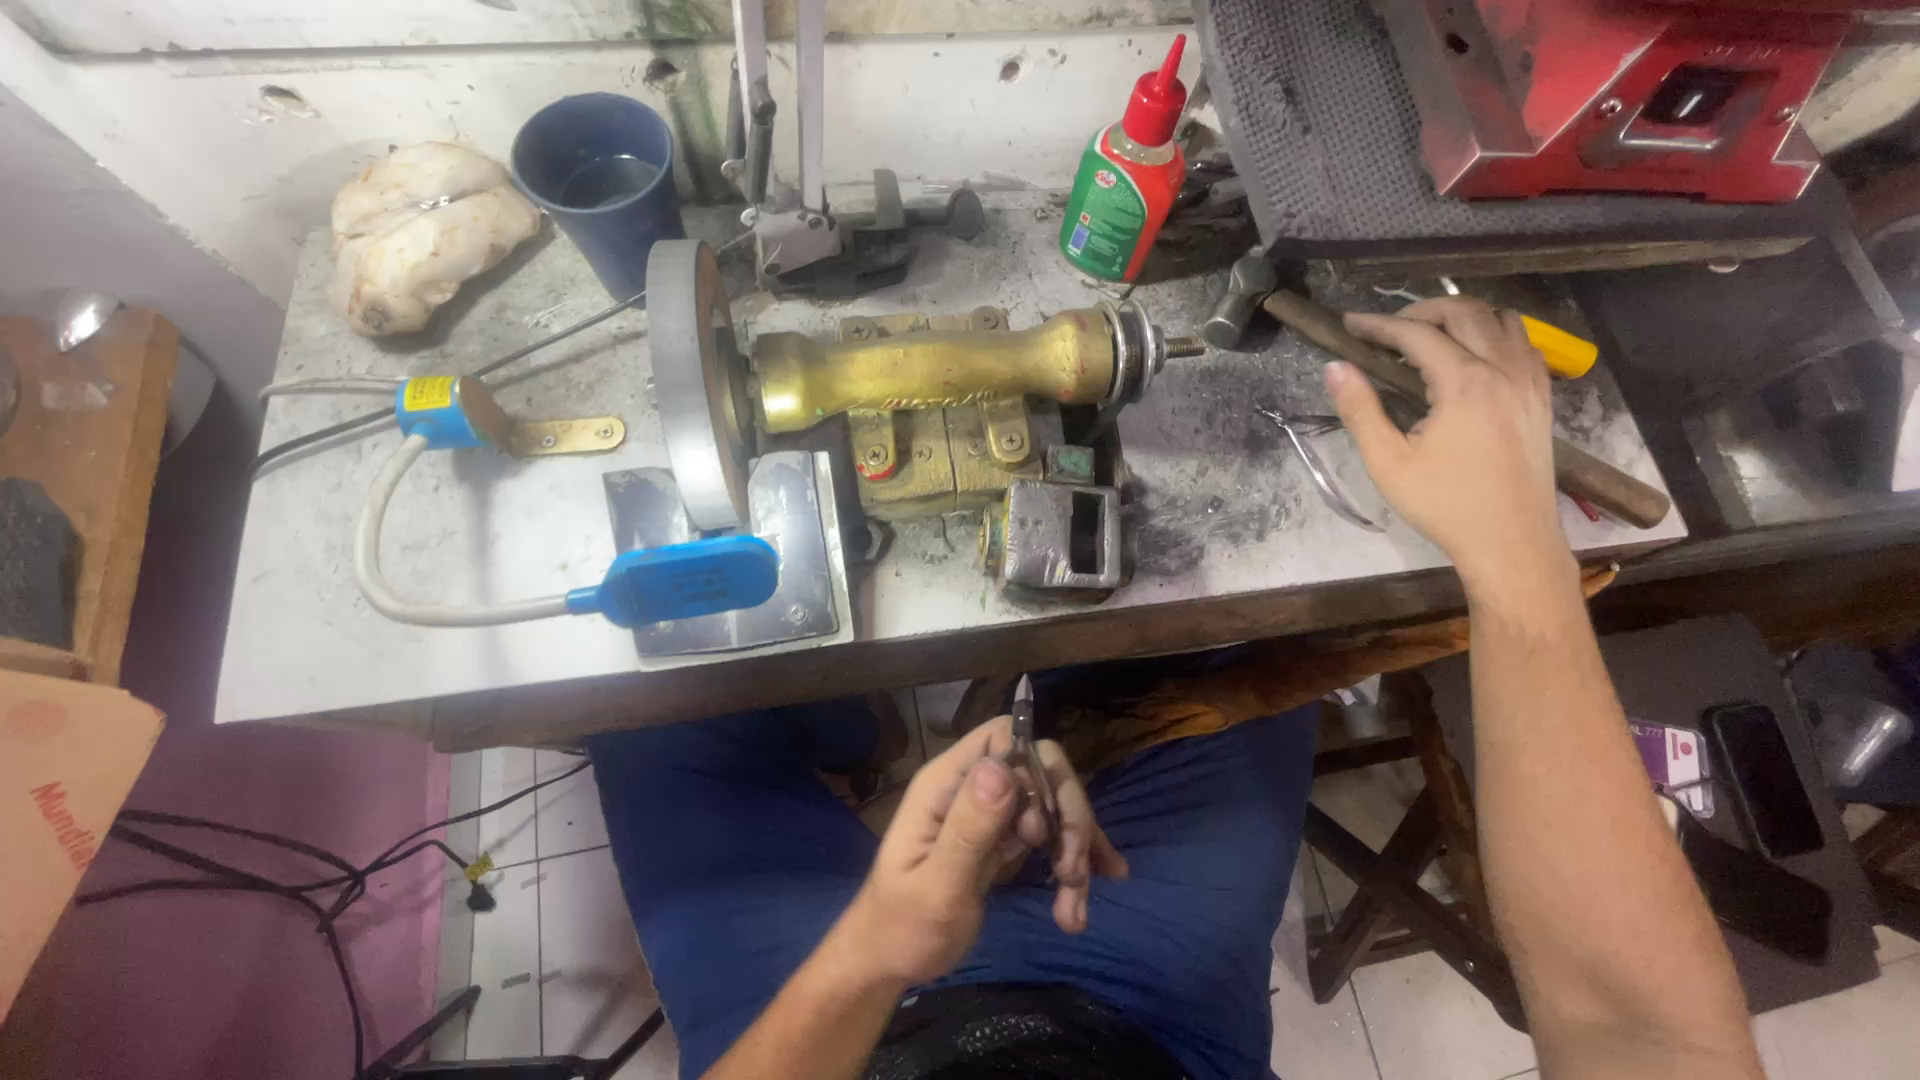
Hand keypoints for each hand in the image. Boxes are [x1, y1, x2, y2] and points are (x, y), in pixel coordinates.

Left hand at [832, 715, 1127, 986]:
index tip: (1040, 830)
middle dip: (1067, 817)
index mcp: (945, 784)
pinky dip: (1073, 863)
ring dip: (1075, 850)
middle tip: (1069, 874)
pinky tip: (1088, 895)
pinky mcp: (1003, 839)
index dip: (1036, 770)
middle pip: (1040, 770)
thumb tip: (1002, 768)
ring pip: (1051, 805)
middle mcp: (971, 788)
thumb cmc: (902, 929)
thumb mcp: (937, 887)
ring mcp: (990, 812)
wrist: (888, 963)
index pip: (1005, 737)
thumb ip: (968, 828)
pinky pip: (1049, 836)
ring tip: (1074, 911)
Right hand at [1329, 297, 1570, 589]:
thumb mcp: (1388, 462)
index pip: (1416, 333)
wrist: (1510, 540)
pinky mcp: (1540, 397)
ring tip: (1425, 337)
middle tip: (1384, 329)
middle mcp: (1503, 370)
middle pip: (1463, 311)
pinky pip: (1522, 344)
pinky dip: (1492, 335)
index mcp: (1465, 383)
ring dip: (1459, 317)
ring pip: (1500, 319)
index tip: (1349, 324)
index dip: (1378, 325)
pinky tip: (1469, 357)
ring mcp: (1529, 381)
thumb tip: (1334, 367)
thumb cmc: (1444, 505)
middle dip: (1419, 311)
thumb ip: (1360, 409)